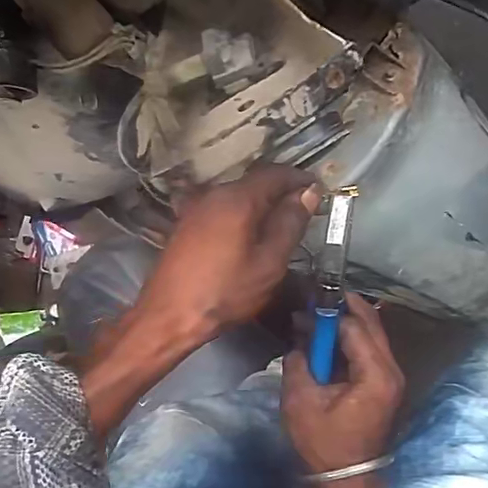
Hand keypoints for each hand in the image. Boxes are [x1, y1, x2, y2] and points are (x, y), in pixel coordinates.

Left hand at [80, 165, 316, 435]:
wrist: (169, 314)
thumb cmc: (225, 291)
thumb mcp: (269, 262)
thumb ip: (290, 223)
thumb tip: (308, 194)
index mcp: (237, 198)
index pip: (276, 173)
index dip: (300, 179)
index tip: (319, 190)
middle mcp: (213, 193)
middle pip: (254, 182)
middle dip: (280, 192)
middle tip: (303, 210)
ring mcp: (195, 207)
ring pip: (236, 196)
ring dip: (260, 204)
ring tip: (279, 224)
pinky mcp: (185, 223)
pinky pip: (221, 209)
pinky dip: (240, 215)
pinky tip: (248, 234)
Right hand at [282, 294, 404, 473]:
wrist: (347, 478)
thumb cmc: (324, 443)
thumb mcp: (301, 401)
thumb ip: (298, 363)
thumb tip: (298, 340)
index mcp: (375, 374)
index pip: (354, 327)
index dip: (328, 313)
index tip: (306, 302)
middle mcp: (391, 371)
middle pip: (371, 324)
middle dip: (344, 308)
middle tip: (316, 298)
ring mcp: (392, 378)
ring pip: (373, 335)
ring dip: (347, 323)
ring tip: (316, 317)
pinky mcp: (384, 385)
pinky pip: (369, 350)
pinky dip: (350, 340)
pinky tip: (326, 339)